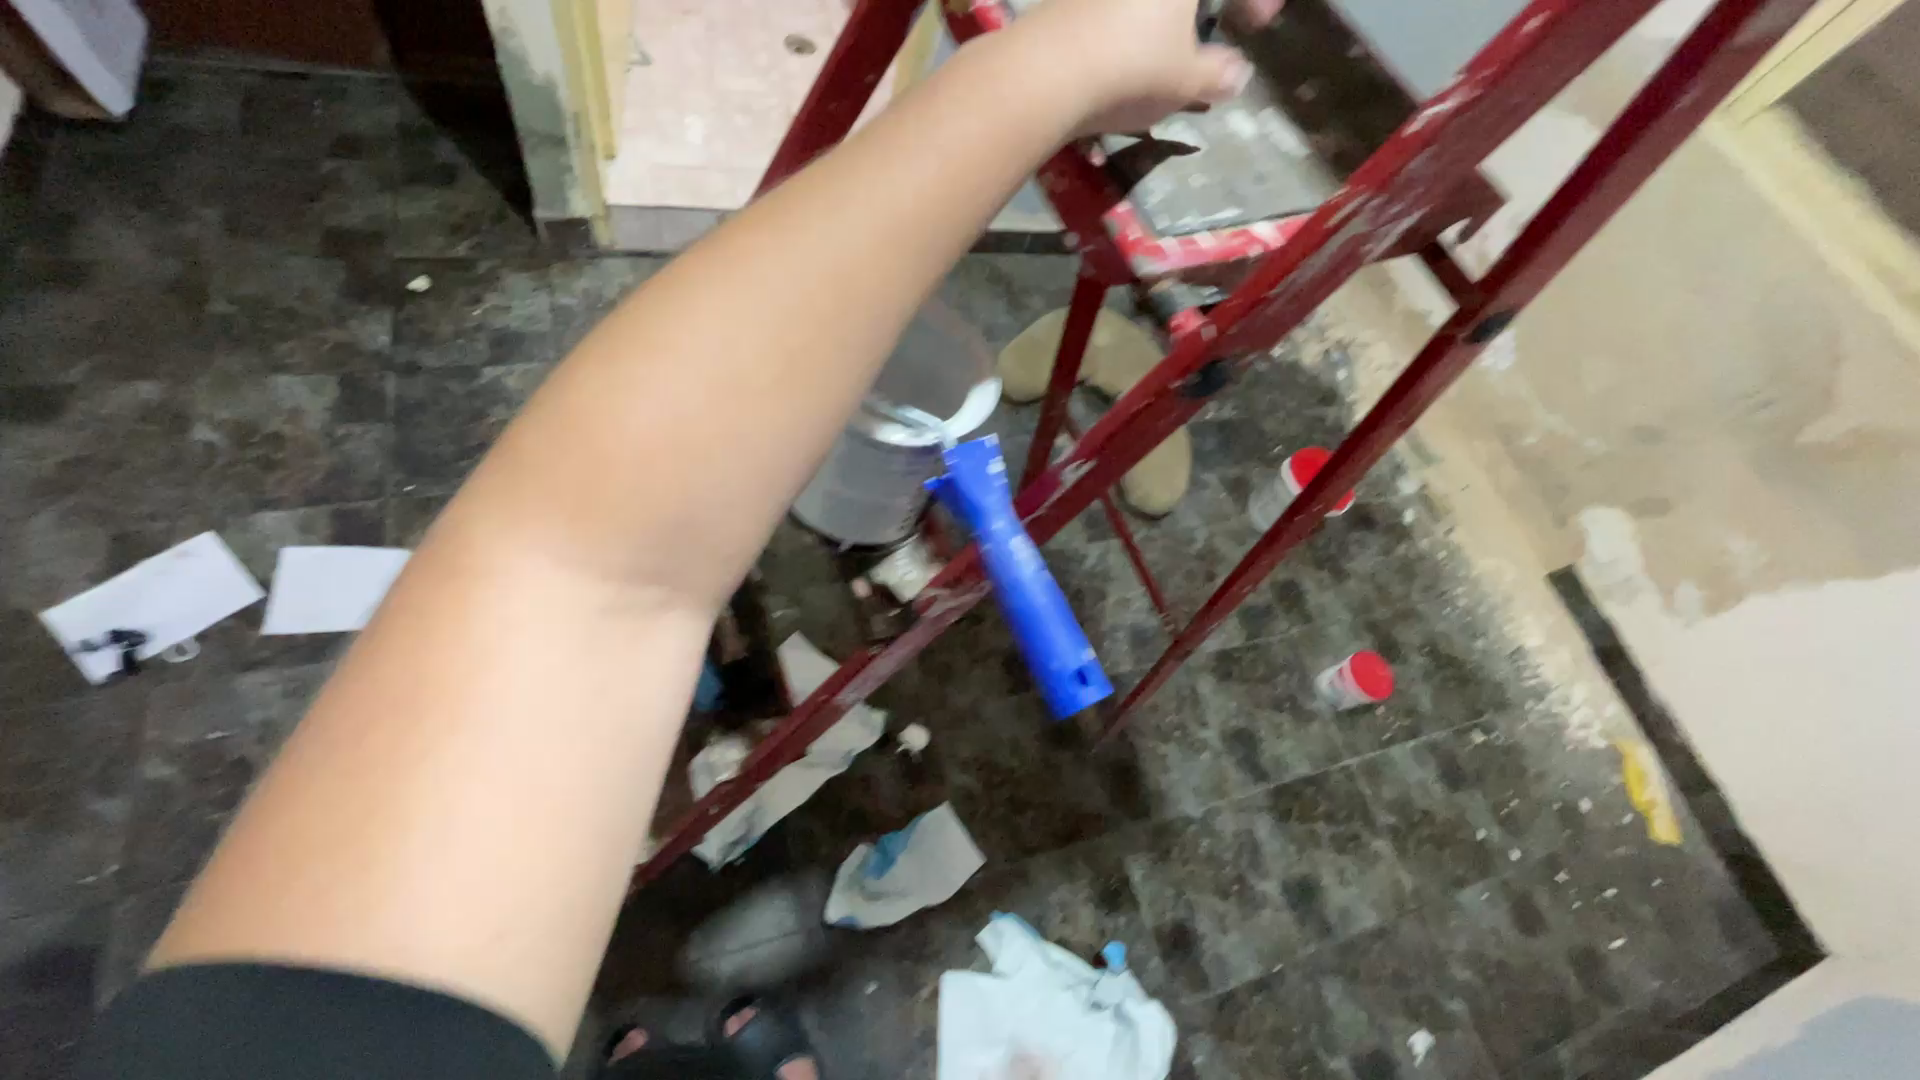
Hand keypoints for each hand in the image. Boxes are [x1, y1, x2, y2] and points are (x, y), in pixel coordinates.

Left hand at [1014, 0, 1287, 135]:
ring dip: (1161, 27)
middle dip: (1202, 13)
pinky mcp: (1067, 0)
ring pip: (1143, 9)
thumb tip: (1237, 74)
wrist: (1045, 72)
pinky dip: (1124, 33)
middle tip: (1206, 43)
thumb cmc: (1133, 67)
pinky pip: (1110, 15)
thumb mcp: (1187, 80)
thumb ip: (1218, 73)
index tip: (1262, 23)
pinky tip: (1120, 67)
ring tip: (1161, 66)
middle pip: (1180, 0)